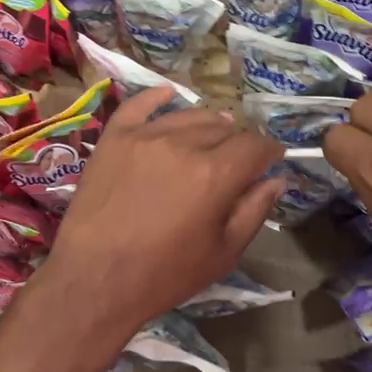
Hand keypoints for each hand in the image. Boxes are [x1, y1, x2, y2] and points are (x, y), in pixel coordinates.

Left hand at [42, 86, 283, 332]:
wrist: (94, 277)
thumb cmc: (163, 275)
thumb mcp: (222, 254)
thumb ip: (253, 211)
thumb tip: (277, 179)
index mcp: (215, 174)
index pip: (254, 146)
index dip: (269, 150)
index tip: (273, 158)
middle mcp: (183, 144)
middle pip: (223, 128)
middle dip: (238, 141)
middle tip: (239, 158)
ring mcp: (145, 136)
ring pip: (187, 116)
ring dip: (207, 123)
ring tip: (213, 133)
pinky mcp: (115, 137)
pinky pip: (139, 105)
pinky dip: (157, 96)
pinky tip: (169, 94)